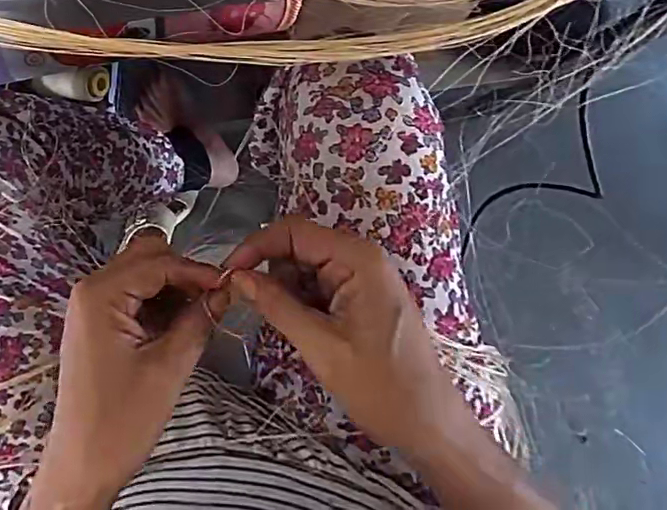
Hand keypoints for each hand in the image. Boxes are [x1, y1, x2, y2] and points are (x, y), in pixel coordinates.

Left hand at [28, 232, 229, 509]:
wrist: (82, 462)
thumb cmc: (120, 420)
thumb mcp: (166, 370)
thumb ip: (195, 323)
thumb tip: (222, 293)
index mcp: (99, 292)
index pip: (155, 262)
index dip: (195, 270)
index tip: (230, 284)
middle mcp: (89, 288)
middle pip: (142, 257)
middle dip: (181, 272)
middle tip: (215, 298)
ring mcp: (89, 303)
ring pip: (137, 274)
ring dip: (170, 286)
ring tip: (202, 312)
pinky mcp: (95, 321)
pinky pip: (130, 295)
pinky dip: (156, 301)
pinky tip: (179, 322)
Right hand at [223, 215, 464, 451]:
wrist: (437, 436)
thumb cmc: (384, 390)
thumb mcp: (321, 347)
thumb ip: (275, 305)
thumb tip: (237, 276)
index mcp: (357, 259)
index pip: (292, 231)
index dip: (255, 247)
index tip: (229, 272)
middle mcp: (361, 258)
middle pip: (296, 246)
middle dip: (269, 271)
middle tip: (246, 300)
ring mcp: (363, 276)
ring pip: (302, 266)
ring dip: (284, 289)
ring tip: (283, 322)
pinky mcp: (361, 296)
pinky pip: (317, 283)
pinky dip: (300, 300)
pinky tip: (301, 327)